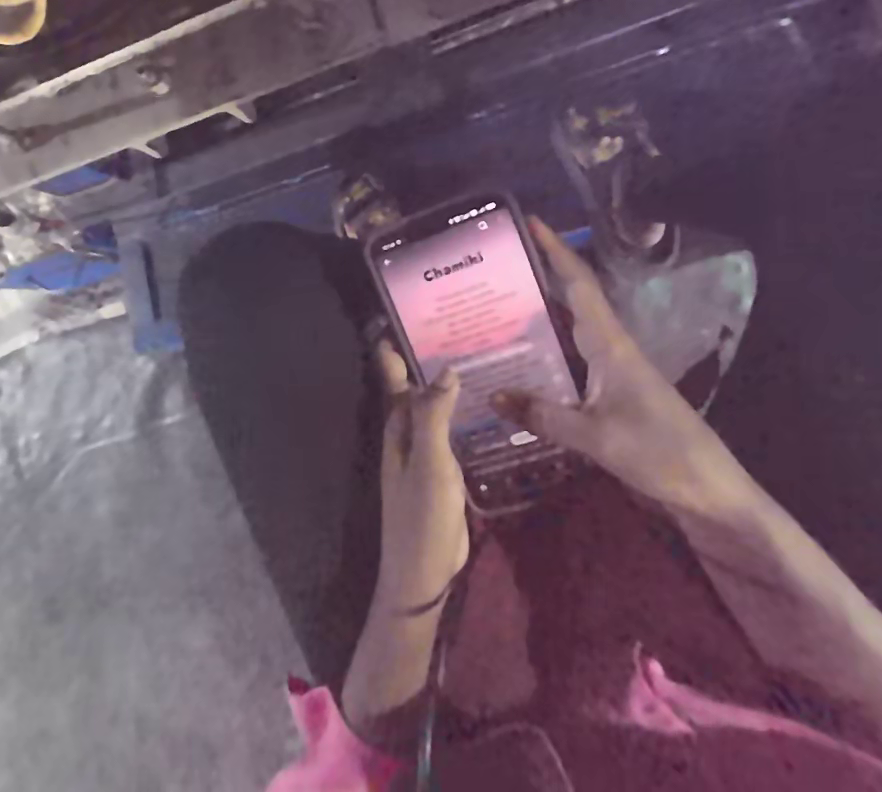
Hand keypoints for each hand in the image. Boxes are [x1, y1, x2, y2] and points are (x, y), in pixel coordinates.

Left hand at [372, 339, 468, 610]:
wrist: (424, 572)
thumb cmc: (421, 516)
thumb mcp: (429, 462)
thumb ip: (434, 415)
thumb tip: (446, 367)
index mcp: (398, 425)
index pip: (392, 374)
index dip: (396, 343)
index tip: (415, 309)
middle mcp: (408, 431)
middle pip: (416, 384)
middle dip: (430, 353)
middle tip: (464, 321)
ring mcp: (426, 449)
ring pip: (436, 404)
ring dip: (449, 380)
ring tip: (482, 351)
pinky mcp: (444, 465)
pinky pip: (452, 426)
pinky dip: (464, 408)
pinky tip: (489, 400)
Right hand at [492, 217, 754, 511]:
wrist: (710, 489)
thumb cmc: (660, 452)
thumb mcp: (596, 437)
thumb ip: (544, 416)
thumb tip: (492, 396)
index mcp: (611, 346)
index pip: (580, 286)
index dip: (557, 251)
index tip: (532, 222)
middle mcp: (611, 350)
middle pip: (573, 301)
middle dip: (539, 278)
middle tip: (495, 272)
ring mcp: (614, 372)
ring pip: (570, 332)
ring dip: (539, 318)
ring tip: (496, 313)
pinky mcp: (614, 395)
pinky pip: (572, 363)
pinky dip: (547, 356)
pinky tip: (523, 368)